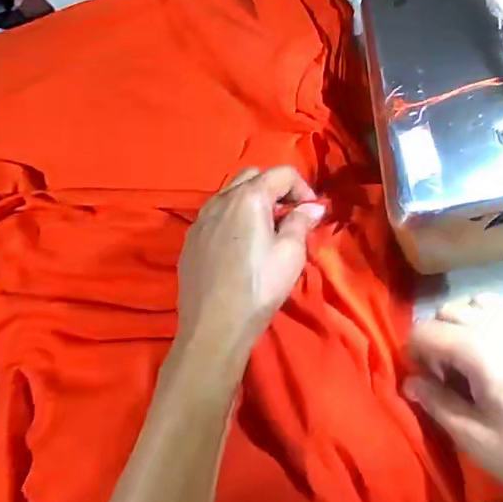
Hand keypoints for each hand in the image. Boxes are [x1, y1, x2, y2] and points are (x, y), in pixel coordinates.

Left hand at [177, 167, 324, 356]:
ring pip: (231, 194)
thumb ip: (301, 221)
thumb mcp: (291, 253)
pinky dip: (234, 218)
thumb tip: (311, 207)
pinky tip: (242, 246)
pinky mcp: (190, 241)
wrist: (214, 328)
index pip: (282, 173)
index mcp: (249, 197)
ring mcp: (201, 220)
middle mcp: (221, 200)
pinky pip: (216, 215)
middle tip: (290, 214)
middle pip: (253, 175)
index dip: (303, 187)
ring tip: (267, 229)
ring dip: (253, 201)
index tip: (311, 211)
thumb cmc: (259, 286)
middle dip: (275, 188)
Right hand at [404, 295, 502, 501]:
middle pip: (450, 310)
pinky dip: (493, 320)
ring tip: (476, 367)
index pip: (426, 330)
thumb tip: (410, 380)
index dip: (415, 353)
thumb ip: (438, 403)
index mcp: (480, 349)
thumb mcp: (478, 441)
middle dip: (439, 337)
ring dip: (465, 325)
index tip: (424, 382)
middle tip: (450, 379)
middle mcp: (501, 321)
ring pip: (478, 301)